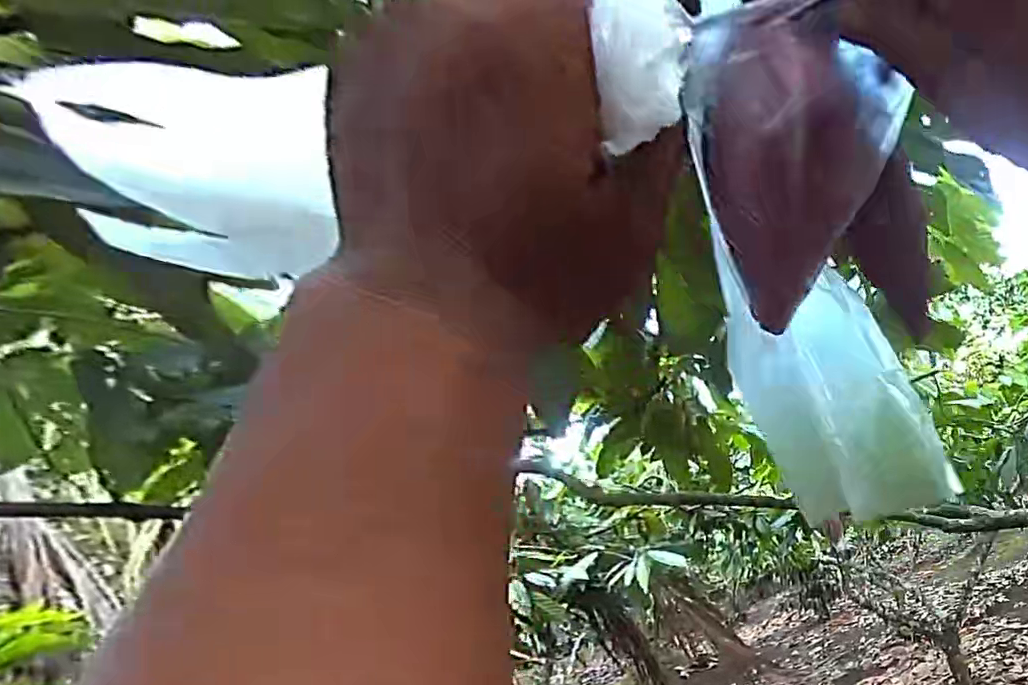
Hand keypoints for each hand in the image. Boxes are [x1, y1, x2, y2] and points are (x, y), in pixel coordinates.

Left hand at [327, 0, 681, 351]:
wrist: (428, 311)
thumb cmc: (544, 278)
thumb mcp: (632, 227)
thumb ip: (658, 147)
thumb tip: (667, 94)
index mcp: (533, 50)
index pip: (598, 0)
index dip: (630, 28)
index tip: (641, 74)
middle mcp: (453, 12)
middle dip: (574, 32)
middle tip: (592, 97)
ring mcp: (393, 27)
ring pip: (479, 3)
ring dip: (518, 38)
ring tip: (538, 107)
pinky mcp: (360, 57)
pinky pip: (429, 22)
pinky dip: (466, 51)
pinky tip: (481, 112)